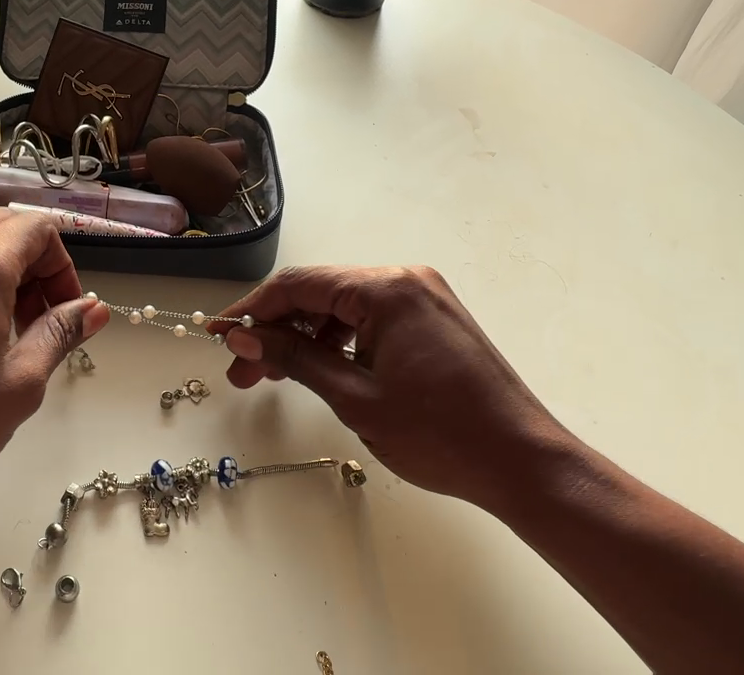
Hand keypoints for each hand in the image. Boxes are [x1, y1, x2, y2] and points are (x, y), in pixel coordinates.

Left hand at [0, 209, 109, 513]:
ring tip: (8, 332)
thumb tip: (94, 309)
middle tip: (41, 317)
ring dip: (1, 272)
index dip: (62, 263)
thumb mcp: (20, 382)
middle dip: (34, 262)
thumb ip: (60, 333)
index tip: (66, 310)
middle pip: (2, 226)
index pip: (35, 228)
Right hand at [213, 265, 572, 511]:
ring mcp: (422, 298)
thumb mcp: (355, 397)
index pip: (300, 285)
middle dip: (277, 329)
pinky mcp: (433, 320)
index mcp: (387, 288)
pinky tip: (319, 370)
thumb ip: (293, 357)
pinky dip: (339, 342)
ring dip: (306, 338)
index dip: (253, 309)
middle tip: (242, 370)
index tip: (219, 334)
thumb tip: (241, 334)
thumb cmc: (439, 435)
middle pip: (320, 294)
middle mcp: (404, 280)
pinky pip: (370, 320)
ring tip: (274, 375)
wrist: (525, 465)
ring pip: (343, 308)